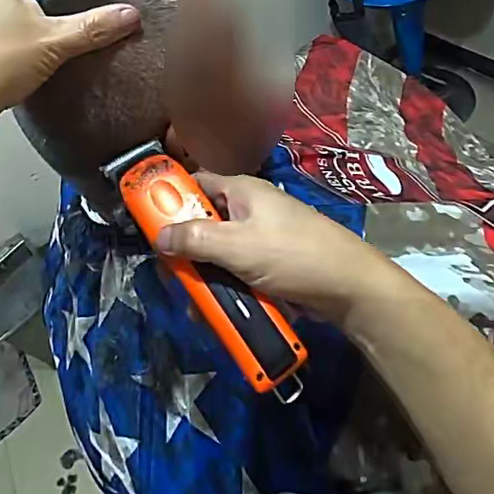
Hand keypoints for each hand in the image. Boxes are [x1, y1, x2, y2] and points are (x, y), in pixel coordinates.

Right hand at [155, 173, 409, 324]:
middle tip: (173, 276)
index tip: (146, 222)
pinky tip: (220, 310)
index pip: (196, 183)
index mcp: (242, 190)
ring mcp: (261, 237)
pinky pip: (236, 272)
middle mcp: (249, 209)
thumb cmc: (293, 254)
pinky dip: (226, 288)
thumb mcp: (238, 246)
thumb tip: (157, 235)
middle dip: (186, 250)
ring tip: (197, 304)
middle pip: (204, 222)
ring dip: (206, 277)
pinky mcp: (270, 263)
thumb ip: (196, 238)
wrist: (348, 286)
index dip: (169, 198)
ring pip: (218, 253)